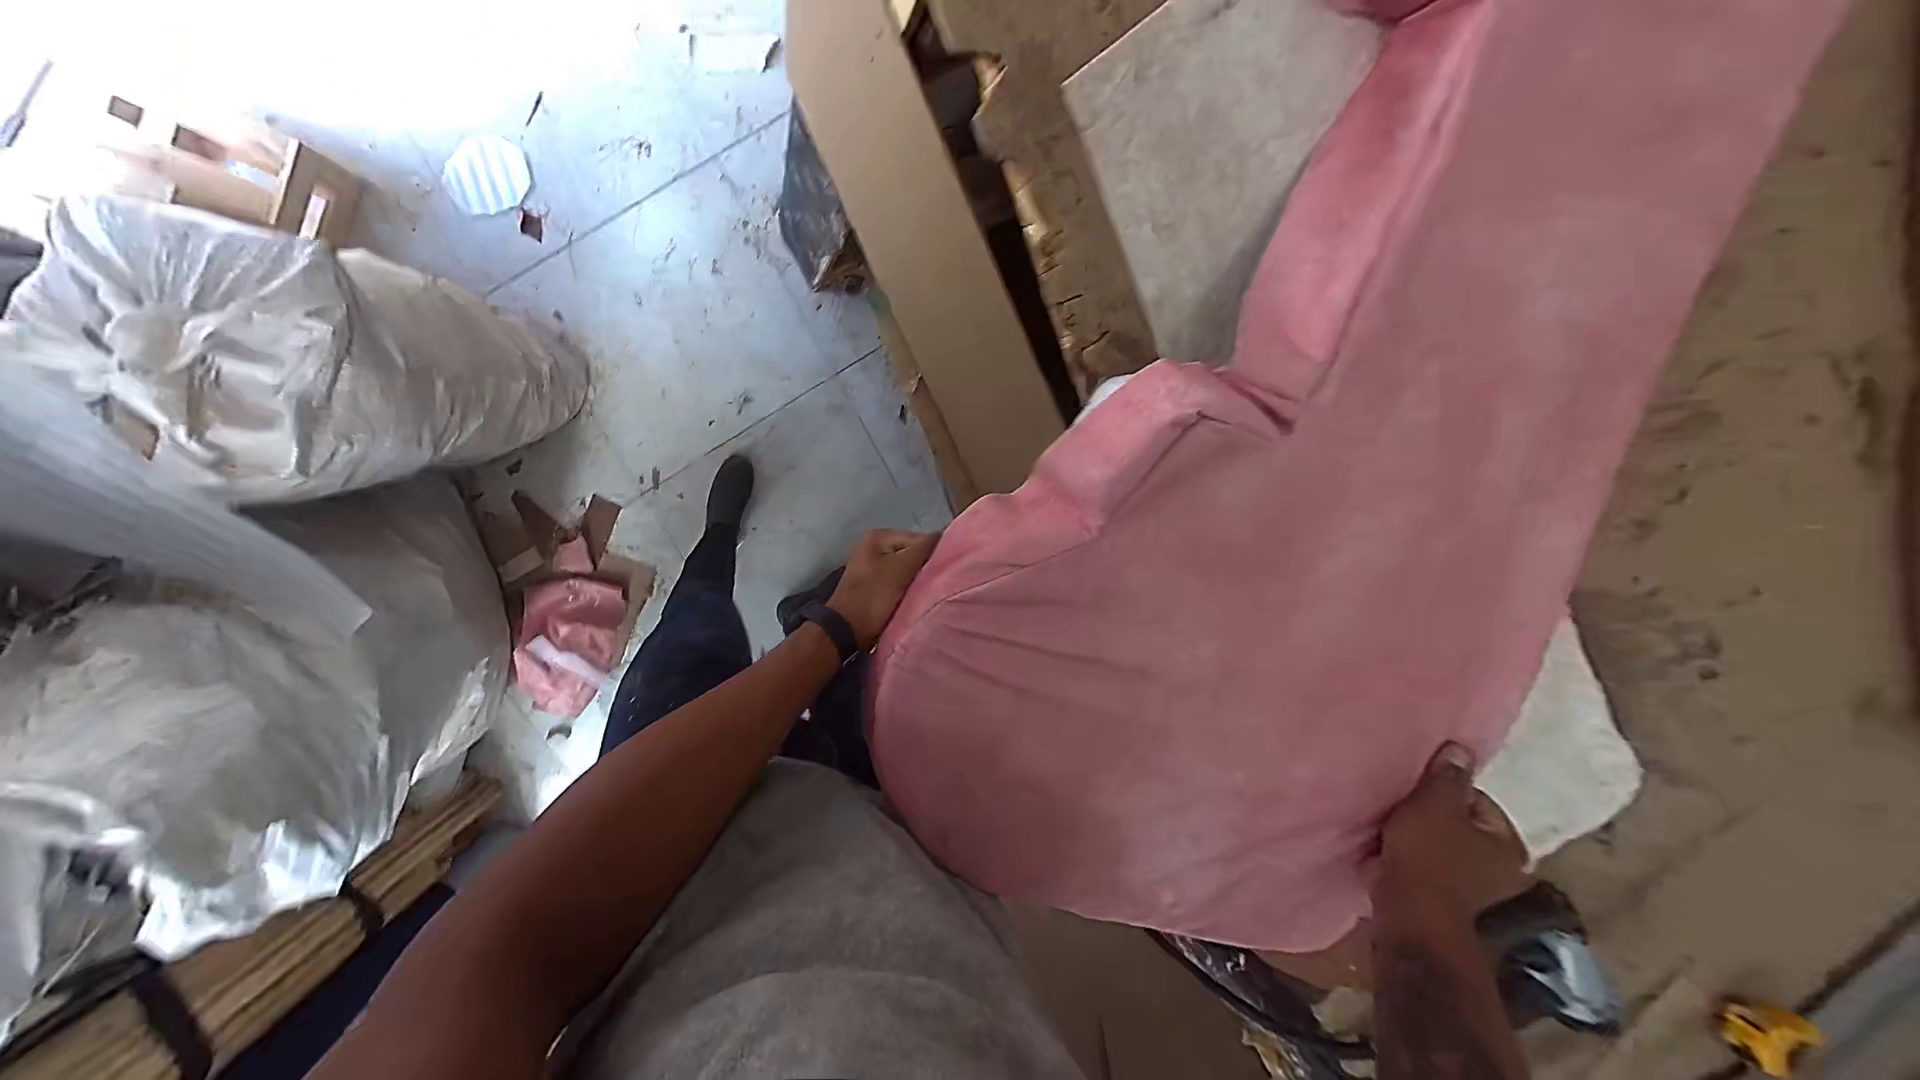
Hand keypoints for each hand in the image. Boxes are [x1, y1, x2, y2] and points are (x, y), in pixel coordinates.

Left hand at [827, 529, 939, 647]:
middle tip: (937, 583)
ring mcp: (872, 566)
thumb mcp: (901, 569)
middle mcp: (874, 546)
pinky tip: (913, 597)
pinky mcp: (873, 584)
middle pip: (912, 553)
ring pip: (906, 568)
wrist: (846, 630)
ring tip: (927, 591)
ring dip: (917, 579)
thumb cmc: (874, 596)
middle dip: (924, 567)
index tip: (944, 572)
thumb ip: (923, 549)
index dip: (933, 554)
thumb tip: (943, 534)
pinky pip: (898, 581)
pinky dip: (907, 588)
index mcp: (879, 536)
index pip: (919, 539)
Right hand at [1376, 743, 1530, 920]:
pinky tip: (1384, 848)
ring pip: (1437, 845)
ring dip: (1413, 835)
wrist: (1409, 913)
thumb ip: (1447, 776)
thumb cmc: (1428, 855)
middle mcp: (1500, 869)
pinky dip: (1405, 855)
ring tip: (1387, 825)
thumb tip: (1462, 749)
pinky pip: (1422, 864)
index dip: (1442, 790)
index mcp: (1508, 844)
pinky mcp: (1441, 900)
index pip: (1476, 799)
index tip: (1414, 790)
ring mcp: (1471, 889)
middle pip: (1456, 823)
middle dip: (1427, 814)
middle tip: (1399, 805)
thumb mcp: (1435, 804)